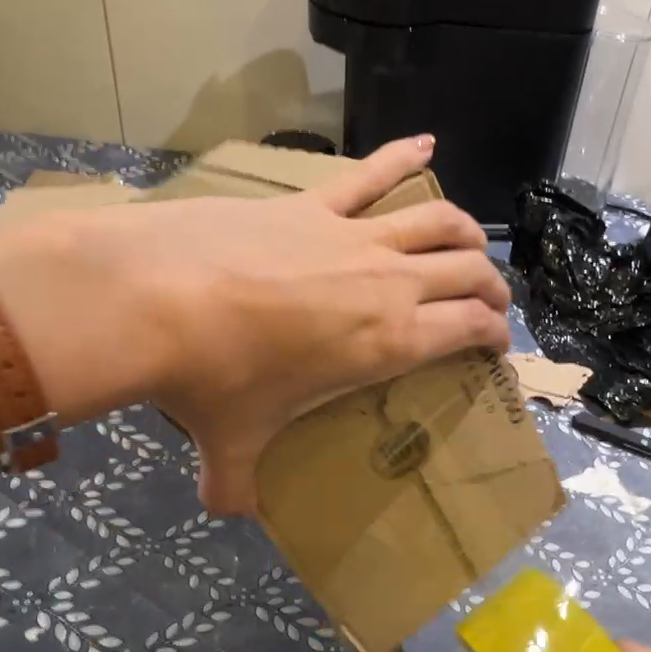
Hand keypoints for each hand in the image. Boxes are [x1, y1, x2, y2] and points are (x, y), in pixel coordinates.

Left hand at [0, 135, 510, 513]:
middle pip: (467, 273)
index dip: (494, 333)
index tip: (497, 340)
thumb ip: (237, 484)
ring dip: (466, 232)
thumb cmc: (214, 379)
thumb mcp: (233, 443)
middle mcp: (389, 285)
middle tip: (492, 301)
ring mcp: (354, 237)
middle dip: (491, 288)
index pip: (468, 329)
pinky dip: (404, 156)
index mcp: (389, 343)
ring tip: (473, 243)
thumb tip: (226, 509)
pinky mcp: (314, 205)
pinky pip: (371, 175)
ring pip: (438, 221)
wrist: (153, 300)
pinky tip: (427, 142)